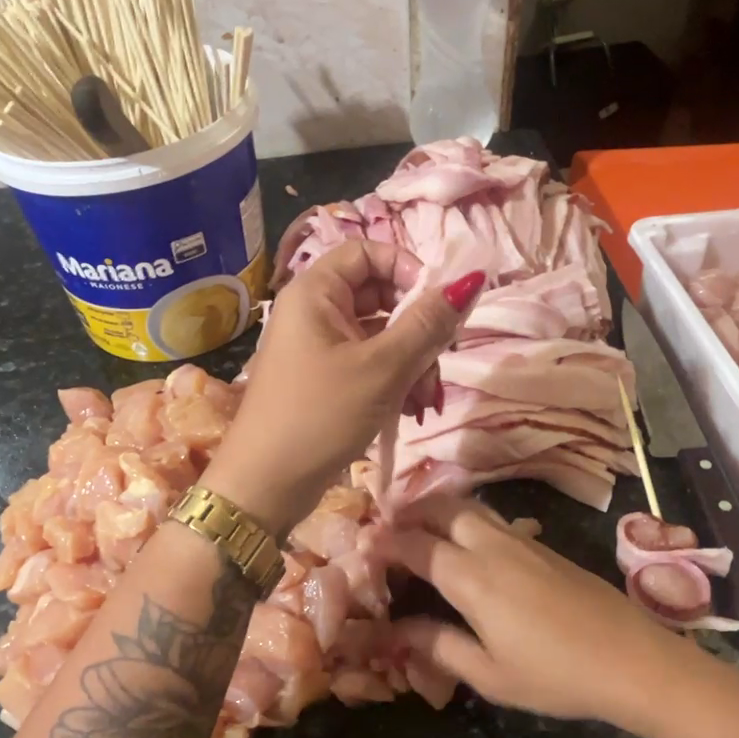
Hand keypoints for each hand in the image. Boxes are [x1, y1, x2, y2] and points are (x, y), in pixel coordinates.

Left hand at [201, 240, 483, 531]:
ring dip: (413, 363)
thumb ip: (428, 323)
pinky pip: (369, 364)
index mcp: (315, 292)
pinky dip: (394, 382)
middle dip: (418, 329)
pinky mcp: (324, 380)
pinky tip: (411, 412)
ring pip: (380, 335)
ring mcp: (318, 348)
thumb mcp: (382, 368)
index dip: (407, 269)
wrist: (265, 485)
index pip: (368, 252)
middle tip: (441, 363)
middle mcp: (314, 311)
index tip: (437, 305)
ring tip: (426, 402)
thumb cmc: (320, 416)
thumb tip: (473, 278)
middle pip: (380, 296)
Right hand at [385, 496, 702, 728]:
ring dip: (438, 509)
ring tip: (420, 527)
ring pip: (470, 506)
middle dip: (408, 511)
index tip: (362, 547)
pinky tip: (467, 543)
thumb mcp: (489, 674)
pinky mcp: (544, 546)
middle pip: (442, 508)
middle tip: (387, 528)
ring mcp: (522, 541)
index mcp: (471, 578)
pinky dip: (466, 518)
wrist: (632, 659)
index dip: (384, 542)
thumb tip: (395, 633)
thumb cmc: (556, 675)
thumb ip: (438, 647)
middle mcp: (492, 546)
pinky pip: (494, 518)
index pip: (415, 543)